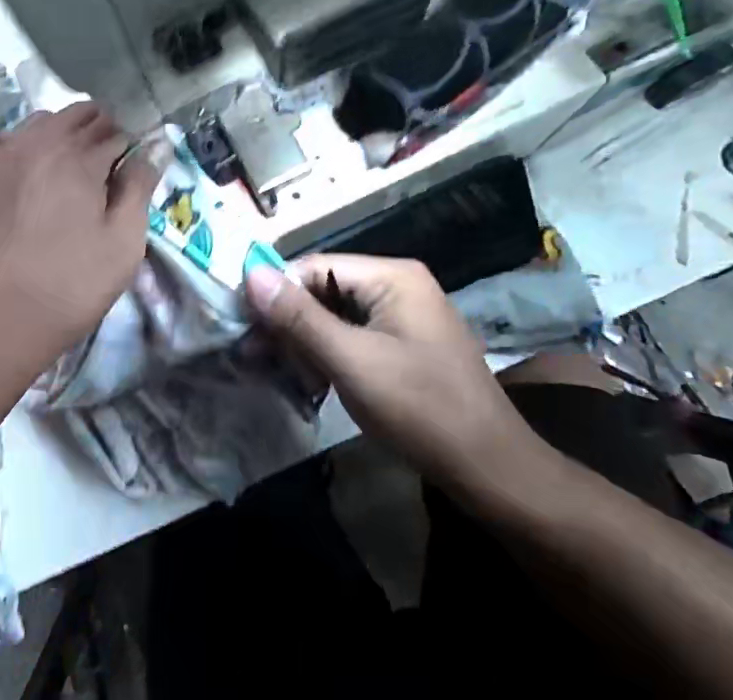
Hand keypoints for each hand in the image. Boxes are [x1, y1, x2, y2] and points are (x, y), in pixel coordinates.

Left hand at [0, 103, 165, 420]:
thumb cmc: (66, 290)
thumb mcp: (123, 245)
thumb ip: (140, 188)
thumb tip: (156, 144)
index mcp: (78, 158)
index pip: (118, 129)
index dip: (136, 143)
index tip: (143, 166)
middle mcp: (35, 144)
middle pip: (79, 116)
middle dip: (103, 131)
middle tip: (114, 170)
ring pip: (35, 122)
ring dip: (61, 134)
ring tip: (71, 170)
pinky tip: (9, 164)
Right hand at [244, 254, 535, 488]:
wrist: (489, 466)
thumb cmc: (420, 408)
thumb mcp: (352, 361)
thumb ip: (300, 317)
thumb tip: (251, 273)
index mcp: (392, 276)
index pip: (315, 267)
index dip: (276, 294)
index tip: (243, 330)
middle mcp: (400, 285)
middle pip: (326, 290)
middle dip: (291, 325)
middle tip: (256, 360)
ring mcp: (406, 316)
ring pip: (338, 317)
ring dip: (308, 345)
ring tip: (285, 377)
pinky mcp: (407, 344)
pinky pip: (357, 337)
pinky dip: (332, 357)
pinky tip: (315, 383)